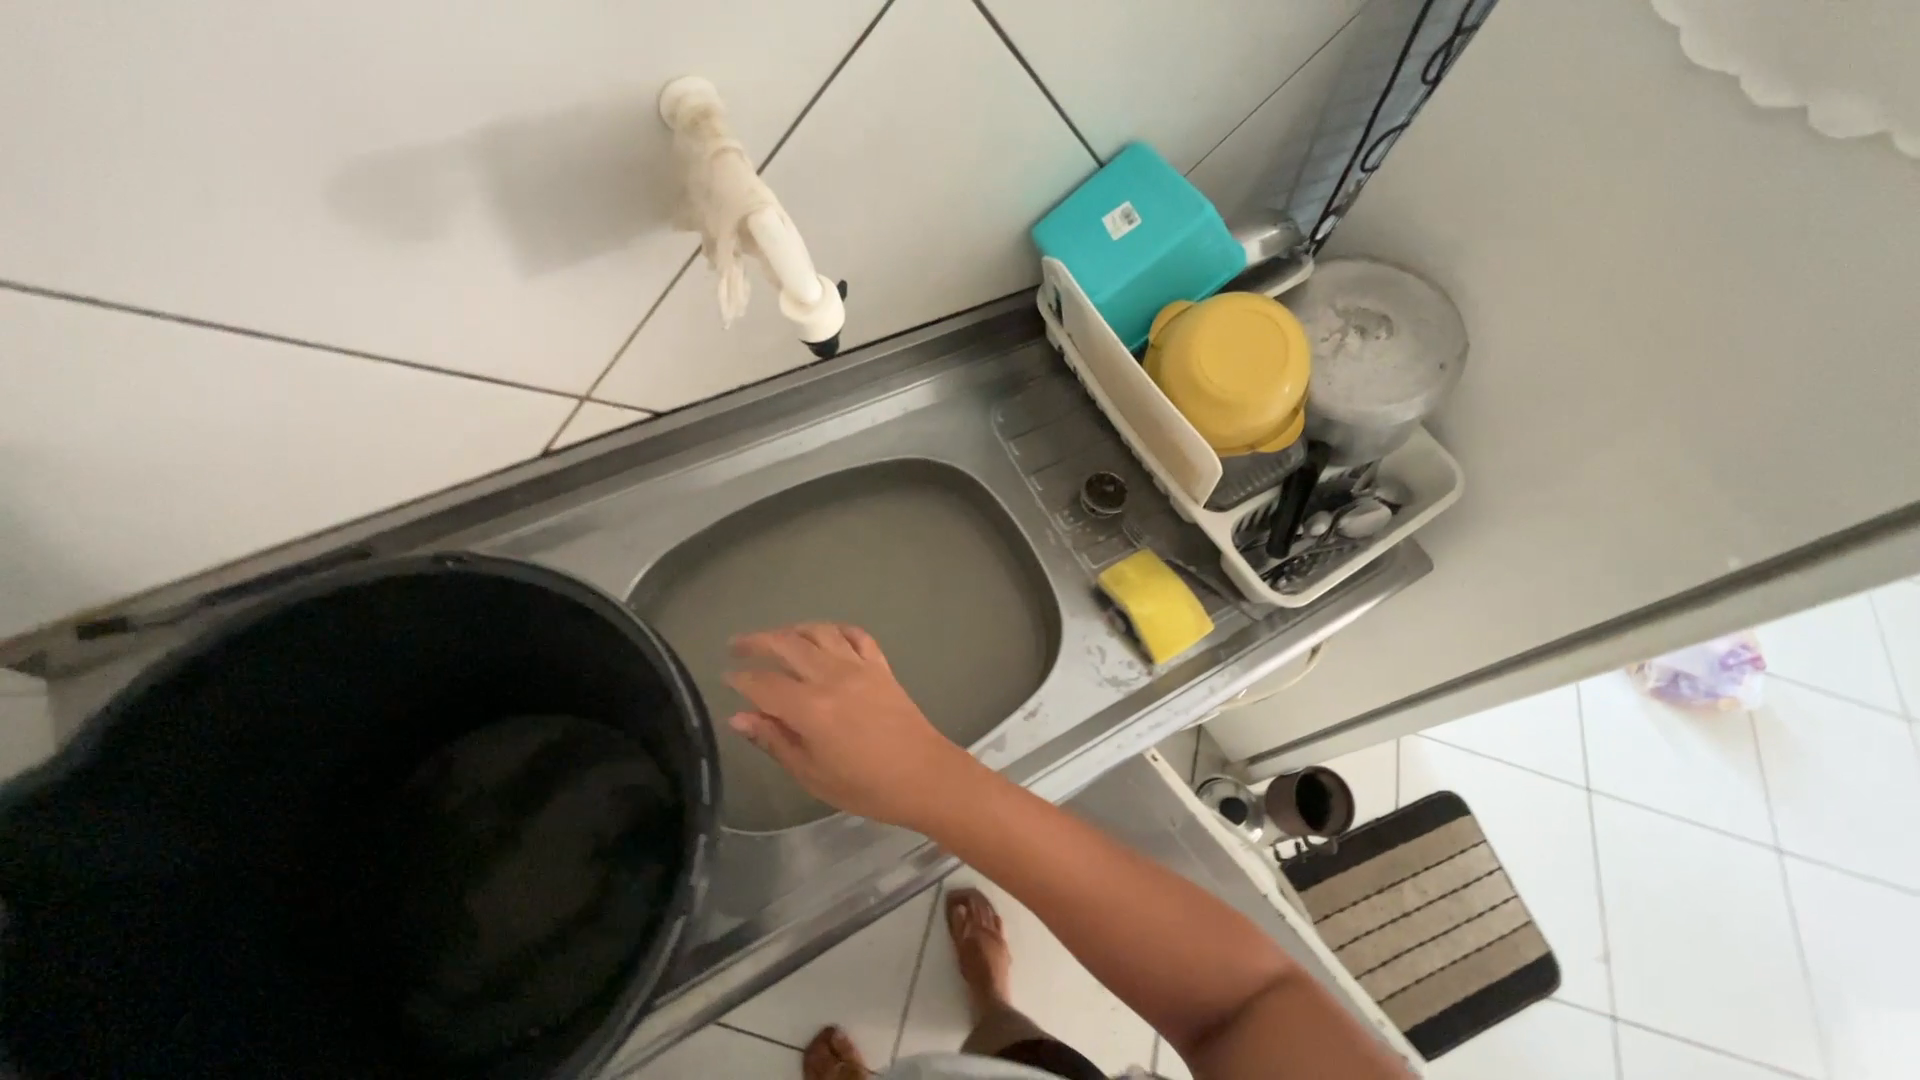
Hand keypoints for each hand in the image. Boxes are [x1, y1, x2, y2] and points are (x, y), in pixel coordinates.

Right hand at [725, 623, 979, 830]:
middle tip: (737, 646)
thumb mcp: (812, 773)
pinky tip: (824, 636)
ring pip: (819, 632)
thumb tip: (739, 717)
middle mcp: (832, 677)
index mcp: (810, 708)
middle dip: (757, 641)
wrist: (925, 777)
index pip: (763, 683)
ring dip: (793, 630)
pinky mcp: (881, 666)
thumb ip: (774, 740)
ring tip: (776, 639)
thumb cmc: (866, 787)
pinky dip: (835, 630)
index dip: (740, 678)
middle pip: (786, 644)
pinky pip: (855, 635)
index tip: (725, 677)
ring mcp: (860, 667)